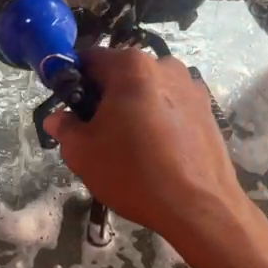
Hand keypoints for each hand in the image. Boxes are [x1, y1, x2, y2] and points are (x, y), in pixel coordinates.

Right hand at [43, 48, 249, 245]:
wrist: (198, 208)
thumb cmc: (133, 173)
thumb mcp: (83, 153)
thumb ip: (65, 128)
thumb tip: (59, 118)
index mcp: (131, 66)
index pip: (90, 60)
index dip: (74, 81)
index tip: (70, 109)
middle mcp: (165, 66)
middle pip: (123, 75)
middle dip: (107, 98)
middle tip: (98, 134)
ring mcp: (192, 87)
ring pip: (150, 92)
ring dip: (136, 109)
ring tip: (132, 147)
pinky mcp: (209, 111)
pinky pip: (172, 108)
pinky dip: (160, 122)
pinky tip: (158, 153)